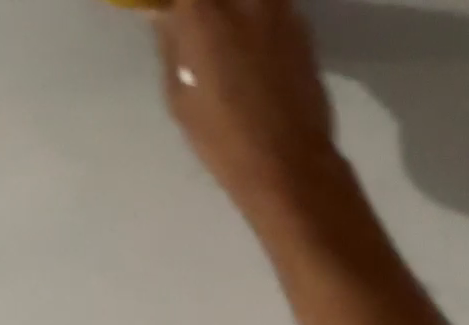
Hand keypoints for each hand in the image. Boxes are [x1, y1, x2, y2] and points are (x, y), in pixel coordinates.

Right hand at [152, 0, 346, 221]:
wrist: (288, 165)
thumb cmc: (224, 140)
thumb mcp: (180, 99)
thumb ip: (172, 46)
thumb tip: (166, 17)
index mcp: (199, 10)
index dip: (176, 5)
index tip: (169, 13)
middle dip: (205, 7)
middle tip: (197, 20)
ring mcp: (277, 6)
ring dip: (236, 10)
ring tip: (228, 34)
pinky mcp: (302, 24)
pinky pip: (274, 5)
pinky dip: (260, 15)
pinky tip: (255, 43)